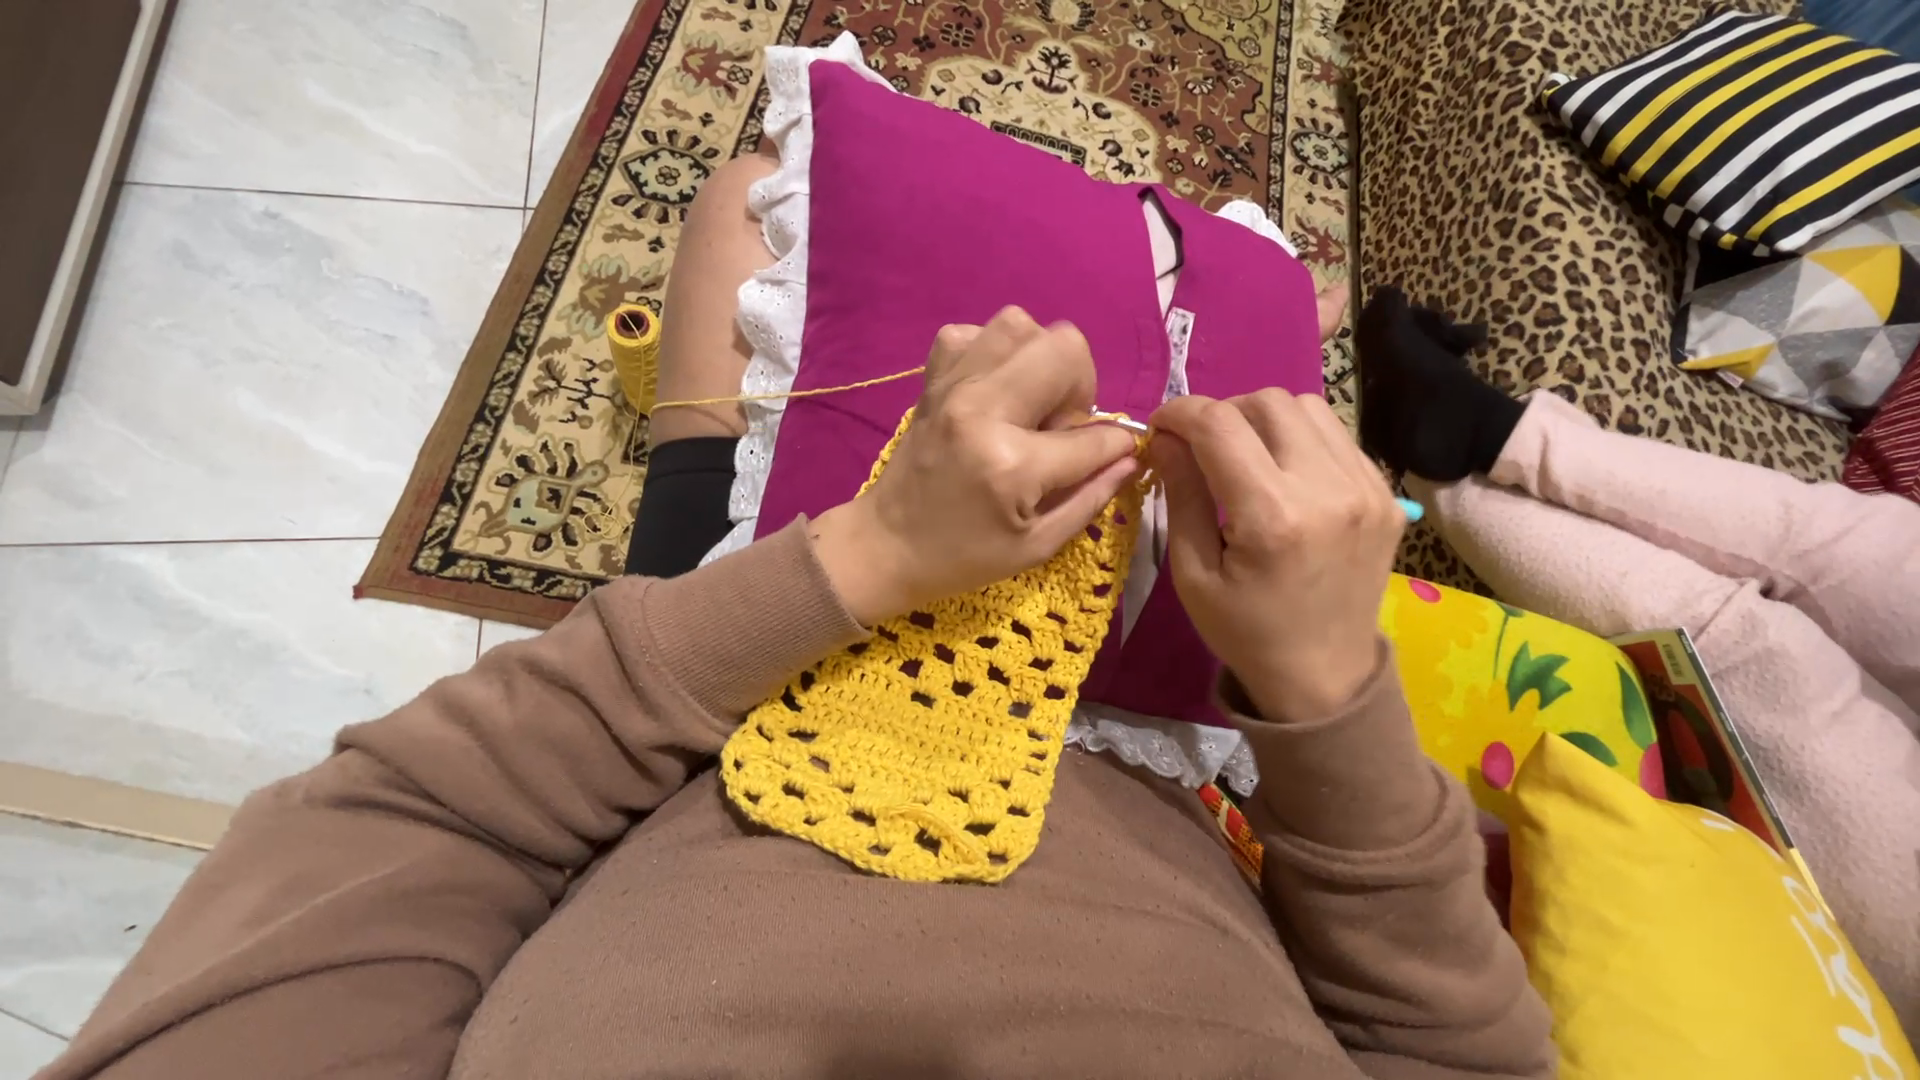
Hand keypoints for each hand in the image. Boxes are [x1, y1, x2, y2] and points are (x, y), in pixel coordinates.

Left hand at [812, 307, 1139, 623]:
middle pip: (1064, 347)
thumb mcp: (1036, 546)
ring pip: (1020, 325)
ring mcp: (952, 386)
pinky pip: (973, 332)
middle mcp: (982, 409)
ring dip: (1039, 359)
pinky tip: (994, 390)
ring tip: (1029, 402)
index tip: (1115, 453)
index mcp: (1011, 464)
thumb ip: (1091, 497)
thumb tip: (1131, 455)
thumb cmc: (964, 557)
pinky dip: (994, 352)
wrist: (885, 544)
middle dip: (1080, 385)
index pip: (1093, 435)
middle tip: (1060, 425)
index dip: (1116, 444)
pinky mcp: (931, 378)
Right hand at [1149, 390, 1401, 722]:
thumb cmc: (1243, 630)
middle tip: (1201, 448)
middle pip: (1267, 402)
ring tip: (1244, 458)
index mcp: (1272, 517)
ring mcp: (1367, 489)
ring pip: (1307, 408)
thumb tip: (1165, 436)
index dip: (1179, 412)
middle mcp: (1328, 490)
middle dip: (1222, 413)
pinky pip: (1336, 436)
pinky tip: (1283, 477)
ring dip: (1263, 421)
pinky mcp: (1385, 495)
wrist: (1323, 675)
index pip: (1219, 425)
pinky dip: (1300, 441)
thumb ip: (1181, 495)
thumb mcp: (1192, 573)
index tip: (1160, 428)